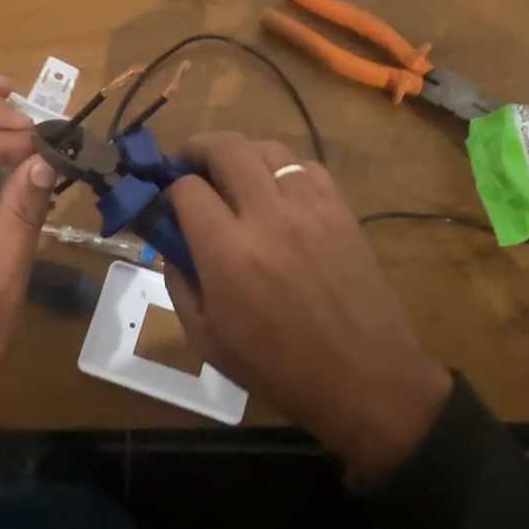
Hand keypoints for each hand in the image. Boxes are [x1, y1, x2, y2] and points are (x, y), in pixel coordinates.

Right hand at [164, 133, 452, 481]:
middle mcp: (267, 216)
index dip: (167, 189)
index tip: (165, 201)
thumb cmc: (278, 369)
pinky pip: (305, 166)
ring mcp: (309, 208)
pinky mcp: (340, 210)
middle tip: (188, 164)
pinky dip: (283, 170)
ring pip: (267, 148)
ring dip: (241, 154)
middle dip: (197, 148)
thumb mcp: (206, 340)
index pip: (186, 188)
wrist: (364, 380)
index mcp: (227, 252)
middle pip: (226, 148)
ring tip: (232, 174)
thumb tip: (171, 240)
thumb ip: (179, 282)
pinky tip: (278, 192)